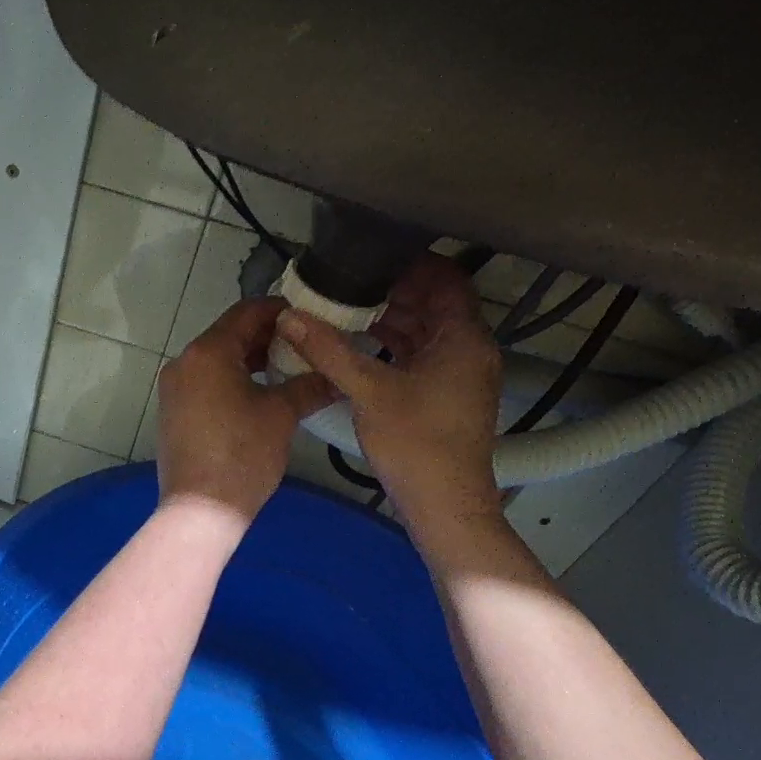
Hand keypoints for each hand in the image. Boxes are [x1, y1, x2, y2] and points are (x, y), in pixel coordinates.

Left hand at [156, 297, 335, 524]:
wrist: (201, 509)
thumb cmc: (242, 455)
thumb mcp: (281, 415)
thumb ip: (309, 386)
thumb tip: (336, 375)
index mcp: (207, 352)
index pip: (247, 312)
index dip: (281, 311)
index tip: (310, 318)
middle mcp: (184, 362)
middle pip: (229, 334)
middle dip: (268, 337)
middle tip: (305, 345)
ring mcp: (174, 388)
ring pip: (217, 359)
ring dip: (251, 360)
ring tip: (288, 370)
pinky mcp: (173, 411)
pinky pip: (205, 382)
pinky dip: (232, 379)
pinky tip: (260, 394)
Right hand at [275, 254, 502, 526]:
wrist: (444, 503)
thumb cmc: (415, 443)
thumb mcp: (367, 391)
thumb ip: (328, 350)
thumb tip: (289, 317)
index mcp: (463, 338)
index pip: (447, 280)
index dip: (413, 263)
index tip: (373, 256)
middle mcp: (471, 350)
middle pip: (437, 305)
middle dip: (395, 292)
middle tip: (351, 283)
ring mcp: (463, 375)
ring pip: (430, 332)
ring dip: (395, 320)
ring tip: (349, 311)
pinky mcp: (449, 396)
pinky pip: (425, 356)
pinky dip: (398, 347)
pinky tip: (363, 348)